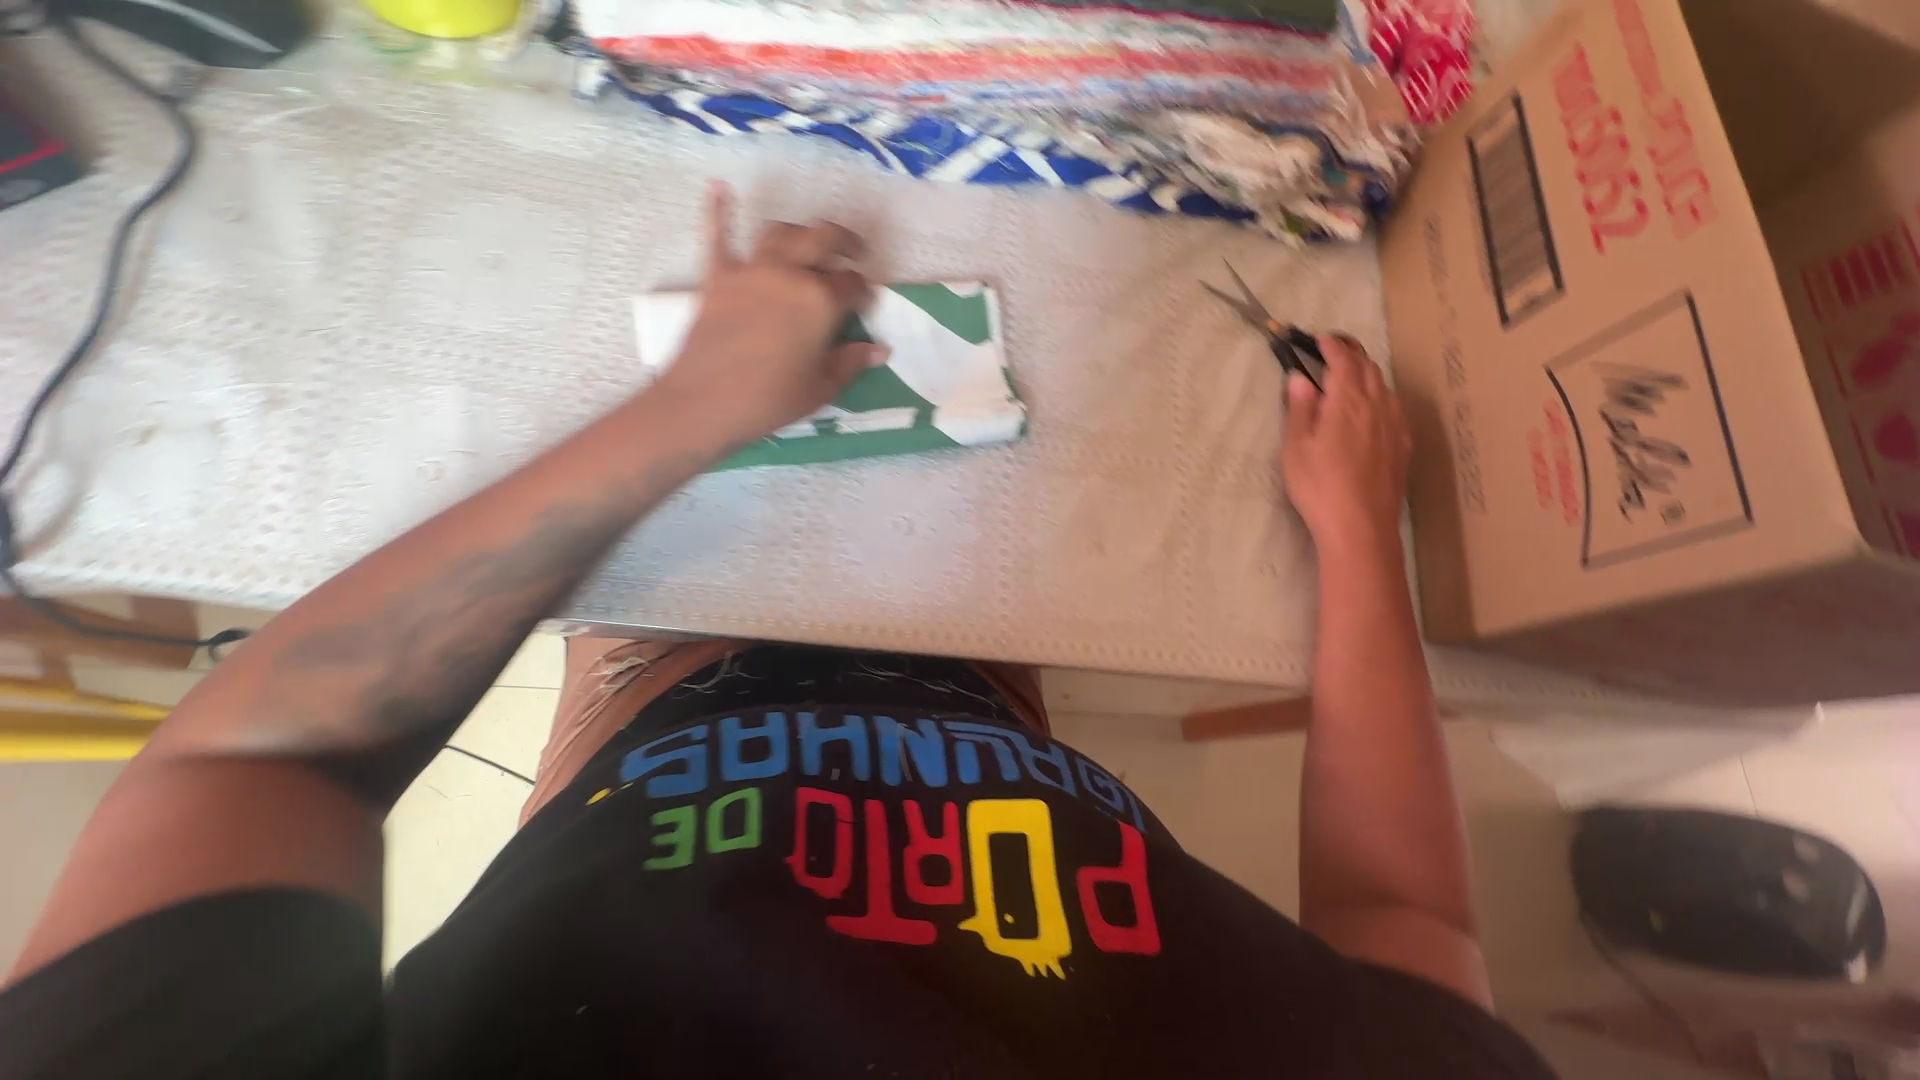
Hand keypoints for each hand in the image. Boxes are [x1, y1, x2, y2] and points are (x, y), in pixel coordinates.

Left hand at [648, 183, 888, 450]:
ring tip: (811, 241)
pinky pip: (718, 235)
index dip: (862, 293)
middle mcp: (789, 273)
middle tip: (856, 253)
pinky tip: (720, 186)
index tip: (865, 306)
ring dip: (800, 232)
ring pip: (781, 233)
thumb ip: (851, 362)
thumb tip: (879, 349)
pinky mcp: (718, 276)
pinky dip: (719, 209)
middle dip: (845, 242)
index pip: (851, 284)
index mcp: (820, 300)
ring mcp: (751, 270)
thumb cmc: (770, 400)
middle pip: (823, 240)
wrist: (704, 402)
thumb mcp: (821, 387)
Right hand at [1281, 335, 1411, 547]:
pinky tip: (1372, 410)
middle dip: (1352, 354)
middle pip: (1369, 368)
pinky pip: (1393, 409)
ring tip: (1351, 377)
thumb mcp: (1296, 448)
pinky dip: (1380, 397)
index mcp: (1348, 401)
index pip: (1344, 361)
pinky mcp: (1402, 447)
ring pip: (1384, 387)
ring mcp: (1395, 426)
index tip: (1320, 338)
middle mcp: (1377, 406)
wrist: (1361, 527)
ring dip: (1367, 375)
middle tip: (1334, 351)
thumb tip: (1300, 378)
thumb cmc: (1319, 486)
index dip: (1332, 345)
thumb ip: (1300, 409)